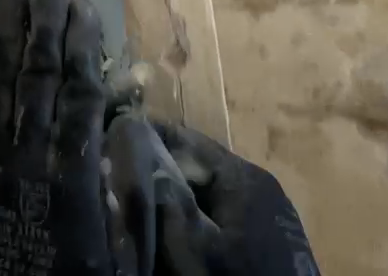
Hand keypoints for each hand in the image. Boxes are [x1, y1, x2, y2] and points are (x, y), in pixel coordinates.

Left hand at [0, 0, 111, 274]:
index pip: (83, 91)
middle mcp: (28, 152)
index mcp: (74, 175)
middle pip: (39, 69)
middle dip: (47, 17)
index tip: (86, 5)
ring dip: (6, 26)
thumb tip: (126, 125)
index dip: (84, 44)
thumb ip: (124, 190)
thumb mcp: (116, 254)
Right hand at [104, 113, 318, 275]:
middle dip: (164, 167)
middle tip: (127, 177)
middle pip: (198, 162)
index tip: (116, 141)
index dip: (149, 137)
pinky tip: (182, 228)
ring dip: (181, 193)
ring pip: (211, 186)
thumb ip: (165, 204)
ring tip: (149, 202)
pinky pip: (226, 208)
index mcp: (242, 176)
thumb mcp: (194, 250)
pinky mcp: (271, 232)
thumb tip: (140, 163)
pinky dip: (201, 212)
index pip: (186, 137)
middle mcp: (258, 182)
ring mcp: (269, 208)